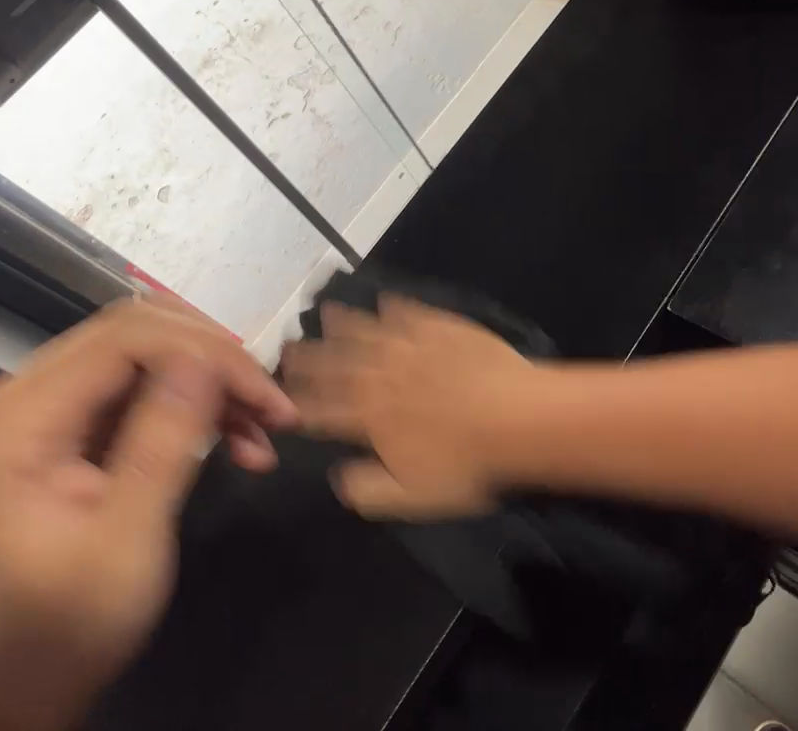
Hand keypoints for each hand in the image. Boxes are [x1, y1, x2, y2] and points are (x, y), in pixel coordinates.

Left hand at [0, 298, 296, 730]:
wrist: (39, 667)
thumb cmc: (76, 616)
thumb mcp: (127, 539)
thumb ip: (163, 444)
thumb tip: (206, 361)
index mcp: (22, 416)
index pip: (124, 339)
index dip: (204, 352)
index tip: (266, 394)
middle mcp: (31, 391)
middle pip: (140, 332)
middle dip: (217, 360)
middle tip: (274, 404)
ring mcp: (58, 402)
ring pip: (155, 351)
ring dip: (218, 382)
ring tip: (268, 427)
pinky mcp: (85, 418)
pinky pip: (155, 383)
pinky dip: (205, 403)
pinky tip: (244, 439)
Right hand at [281, 297, 546, 518]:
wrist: (517, 418)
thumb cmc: (466, 463)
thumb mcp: (412, 496)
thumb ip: (368, 489)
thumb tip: (338, 478)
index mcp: (368, 416)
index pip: (322, 408)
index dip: (298, 401)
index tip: (280, 392)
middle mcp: (380, 375)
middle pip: (335, 364)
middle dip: (309, 357)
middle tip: (289, 347)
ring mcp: (410, 346)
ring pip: (366, 331)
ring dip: (342, 324)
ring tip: (324, 313)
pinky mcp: (440, 327)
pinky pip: (408, 313)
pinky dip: (392, 308)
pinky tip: (384, 301)